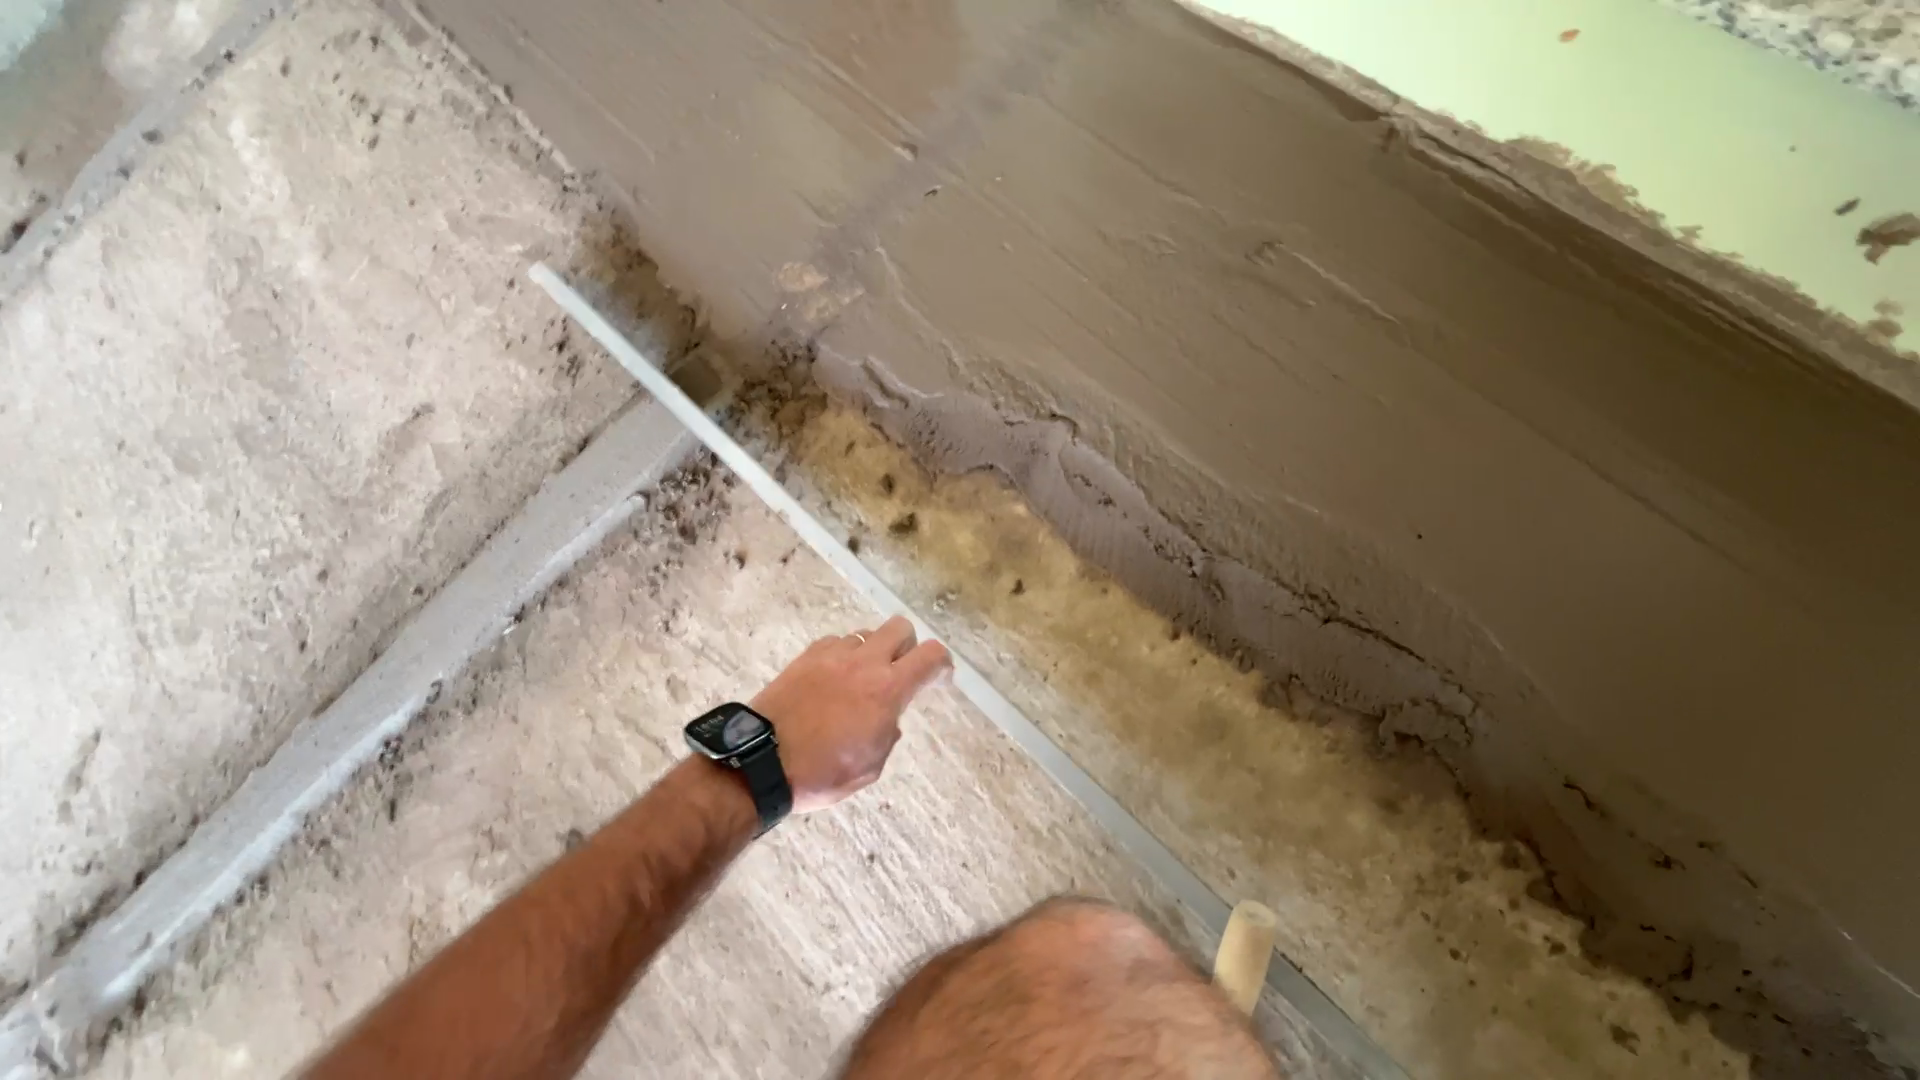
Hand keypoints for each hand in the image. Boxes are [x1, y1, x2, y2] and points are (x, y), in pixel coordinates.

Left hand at [751, 615, 951, 813]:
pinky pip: (835, 644)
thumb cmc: (819, 773)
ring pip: (866, 635)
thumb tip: (887, 719)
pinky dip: (841, 657)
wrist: (759, 761)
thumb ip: (887, 734)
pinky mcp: (805, 657)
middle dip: (907, 647)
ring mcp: (831, 655)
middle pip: (900, 627)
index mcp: (887, 690)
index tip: (940, 678)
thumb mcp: (870, 767)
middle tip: (900, 674)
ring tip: (860, 683)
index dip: (942, 664)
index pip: (931, 656)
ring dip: (872, 653)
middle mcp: (863, 663)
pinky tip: (832, 682)